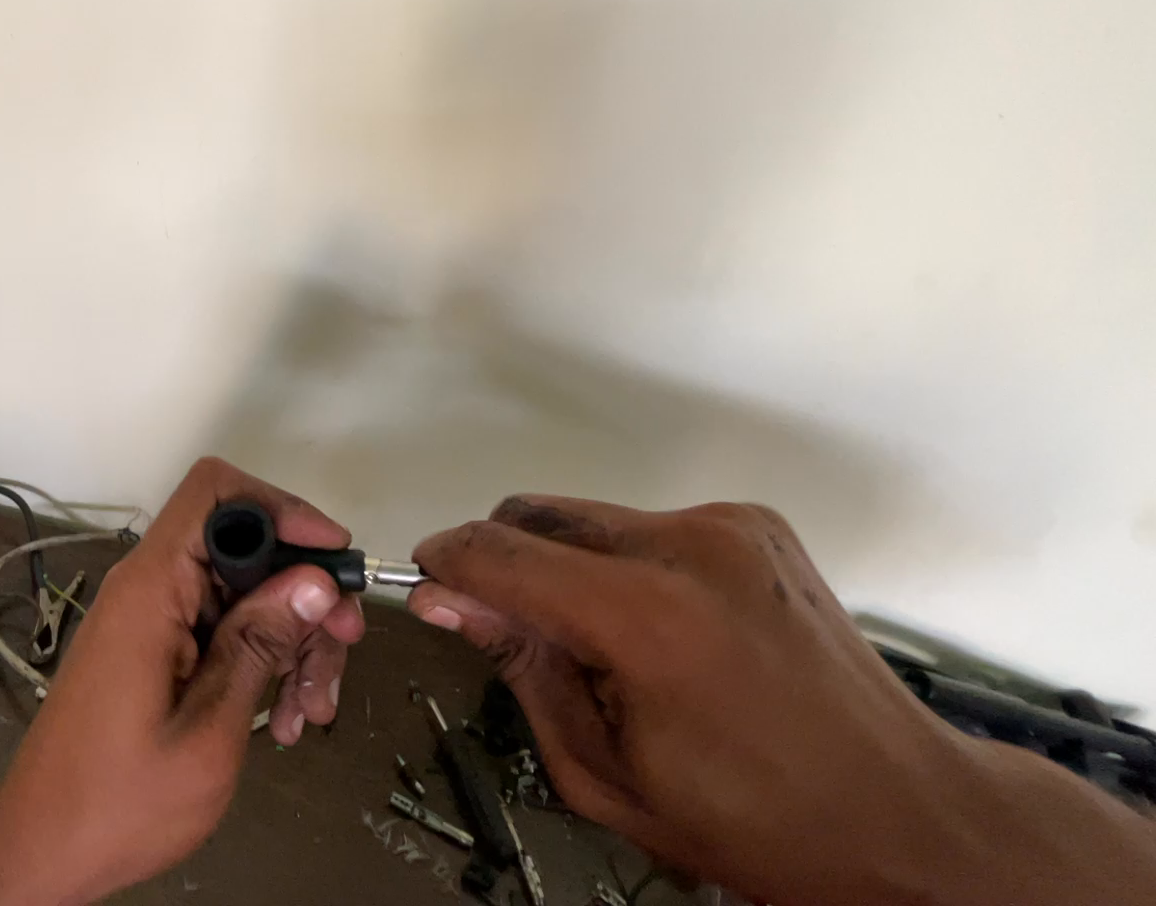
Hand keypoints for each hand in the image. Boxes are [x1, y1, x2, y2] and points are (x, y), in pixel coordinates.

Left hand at [0, 458, 363, 905]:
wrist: (41, 852)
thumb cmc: (119, 802)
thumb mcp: (209, 730)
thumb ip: (260, 644)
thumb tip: (314, 580)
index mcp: (151, 587)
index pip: (215, 492)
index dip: (281, 506)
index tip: (332, 556)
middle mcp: (149, 587)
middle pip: (244, 549)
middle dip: (302, 593)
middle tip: (343, 646)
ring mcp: (153, 617)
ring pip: (243, 594)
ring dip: (290, 640)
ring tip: (310, 709)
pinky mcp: (158, 646)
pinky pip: (222, 629)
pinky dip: (261, 661)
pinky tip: (283, 718)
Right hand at [408, 495, 1155, 905]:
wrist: (907, 818)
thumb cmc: (754, 820)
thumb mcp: (598, 768)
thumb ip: (516, 666)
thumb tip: (449, 601)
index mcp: (647, 619)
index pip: (498, 553)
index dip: (446, 563)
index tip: (428, 583)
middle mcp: (689, 548)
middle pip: (531, 514)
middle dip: (500, 561)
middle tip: (510, 626)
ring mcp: (726, 527)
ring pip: (580, 516)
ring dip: (558, 562)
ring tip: (593, 634)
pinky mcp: (749, 523)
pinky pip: (636, 524)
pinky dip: (614, 561)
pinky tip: (647, 620)